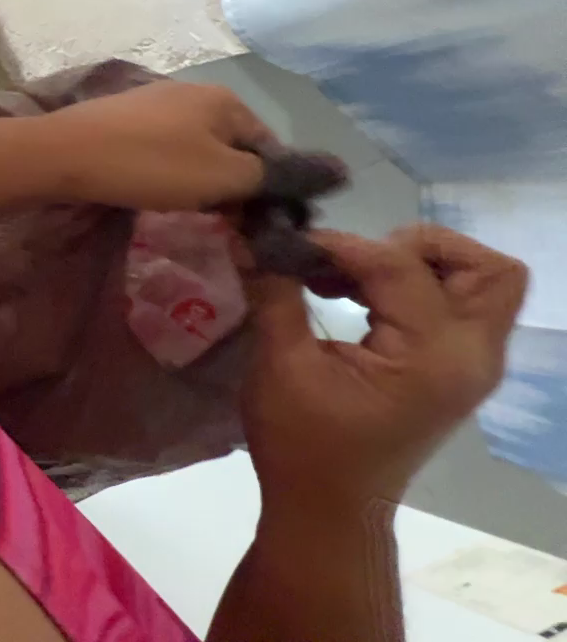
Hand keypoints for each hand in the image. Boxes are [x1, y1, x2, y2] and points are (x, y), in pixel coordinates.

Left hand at [32, 82, 271, 209]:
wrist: (59, 155)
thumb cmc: (149, 164)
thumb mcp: (227, 176)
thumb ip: (277, 176)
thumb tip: (330, 171)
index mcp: (224, 99)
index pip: (270, 147)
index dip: (270, 187)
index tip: (255, 220)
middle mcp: (188, 92)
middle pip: (228, 147)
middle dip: (228, 184)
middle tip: (219, 219)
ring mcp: (146, 104)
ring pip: (190, 151)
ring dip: (192, 182)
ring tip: (181, 207)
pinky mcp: (114, 120)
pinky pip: (154, 151)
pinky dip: (158, 172)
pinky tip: (146, 190)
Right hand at [243, 225, 526, 512]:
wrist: (327, 500)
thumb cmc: (301, 438)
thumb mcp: (280, 362)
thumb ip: (275, 293)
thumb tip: (252, 238)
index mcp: (434, 356)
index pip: (402, 267)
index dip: (338, 244)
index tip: (281, 244)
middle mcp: (470, 355)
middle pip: (486, 269)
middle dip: (413, 245)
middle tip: (342, 255)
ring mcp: (466, 362)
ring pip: (476, 283)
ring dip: (407, 262)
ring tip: (333, 272)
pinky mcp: (447, 366)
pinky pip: (448, 304)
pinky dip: (399, 283)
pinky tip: (340, 292)